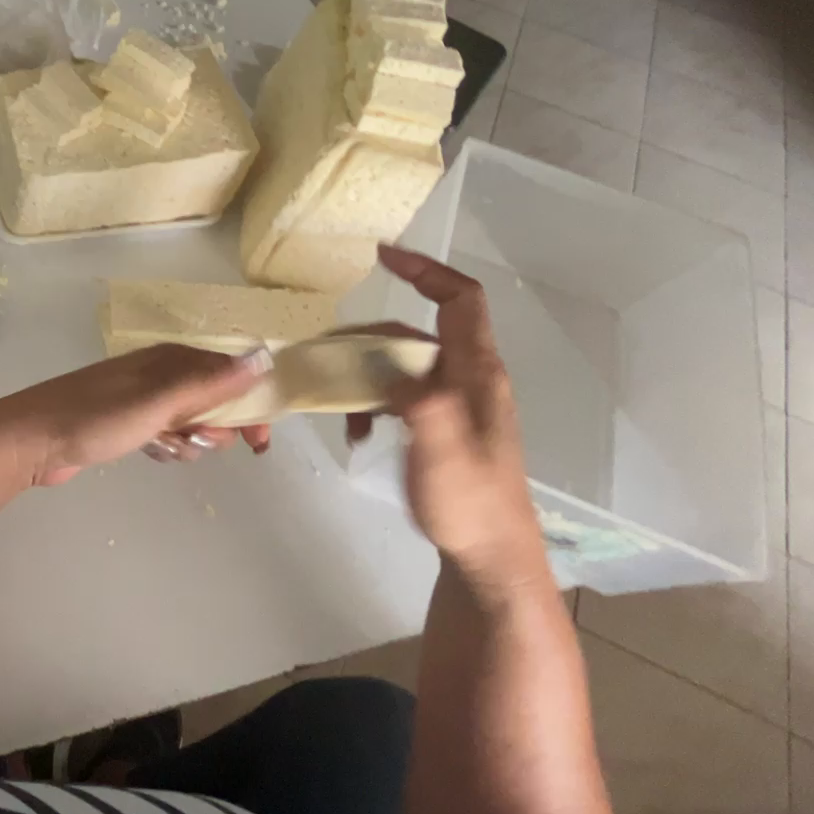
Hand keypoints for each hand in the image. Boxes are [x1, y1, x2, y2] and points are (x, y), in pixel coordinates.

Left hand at [0, 344, 268, 486]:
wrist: (30, 441)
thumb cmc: (95, 419)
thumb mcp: (157, 401)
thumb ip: (209, 383)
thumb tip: (263, 357)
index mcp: (169, 360)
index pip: (228, 373)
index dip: (250, 405)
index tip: (257, 442)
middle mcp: (157, 373)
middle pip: (212, 398)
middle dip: (217, 426)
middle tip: (199, 443)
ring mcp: (139, 399)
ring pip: (189, 421)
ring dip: (190, 441)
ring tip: (167, 448)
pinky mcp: (123, 425)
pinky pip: (164, 435)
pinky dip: (167, 447)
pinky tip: (153, 453)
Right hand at [357, 244, 545, 589]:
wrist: (489, 556)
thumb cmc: (469, 506)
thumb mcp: (443, 458)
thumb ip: (425, 411)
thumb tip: (393, 375)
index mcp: (477, 374)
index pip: (460, 301)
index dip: (425, 272)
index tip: (383, 257)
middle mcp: (469, 378)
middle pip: (415, 334)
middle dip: (367, 341)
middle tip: (324, 358)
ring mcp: (457, 402)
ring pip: (401, 365)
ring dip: (363, 378)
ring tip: (341, 412)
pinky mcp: (443, 424)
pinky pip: (399, 393)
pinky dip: (371, 403)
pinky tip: (358, 433)